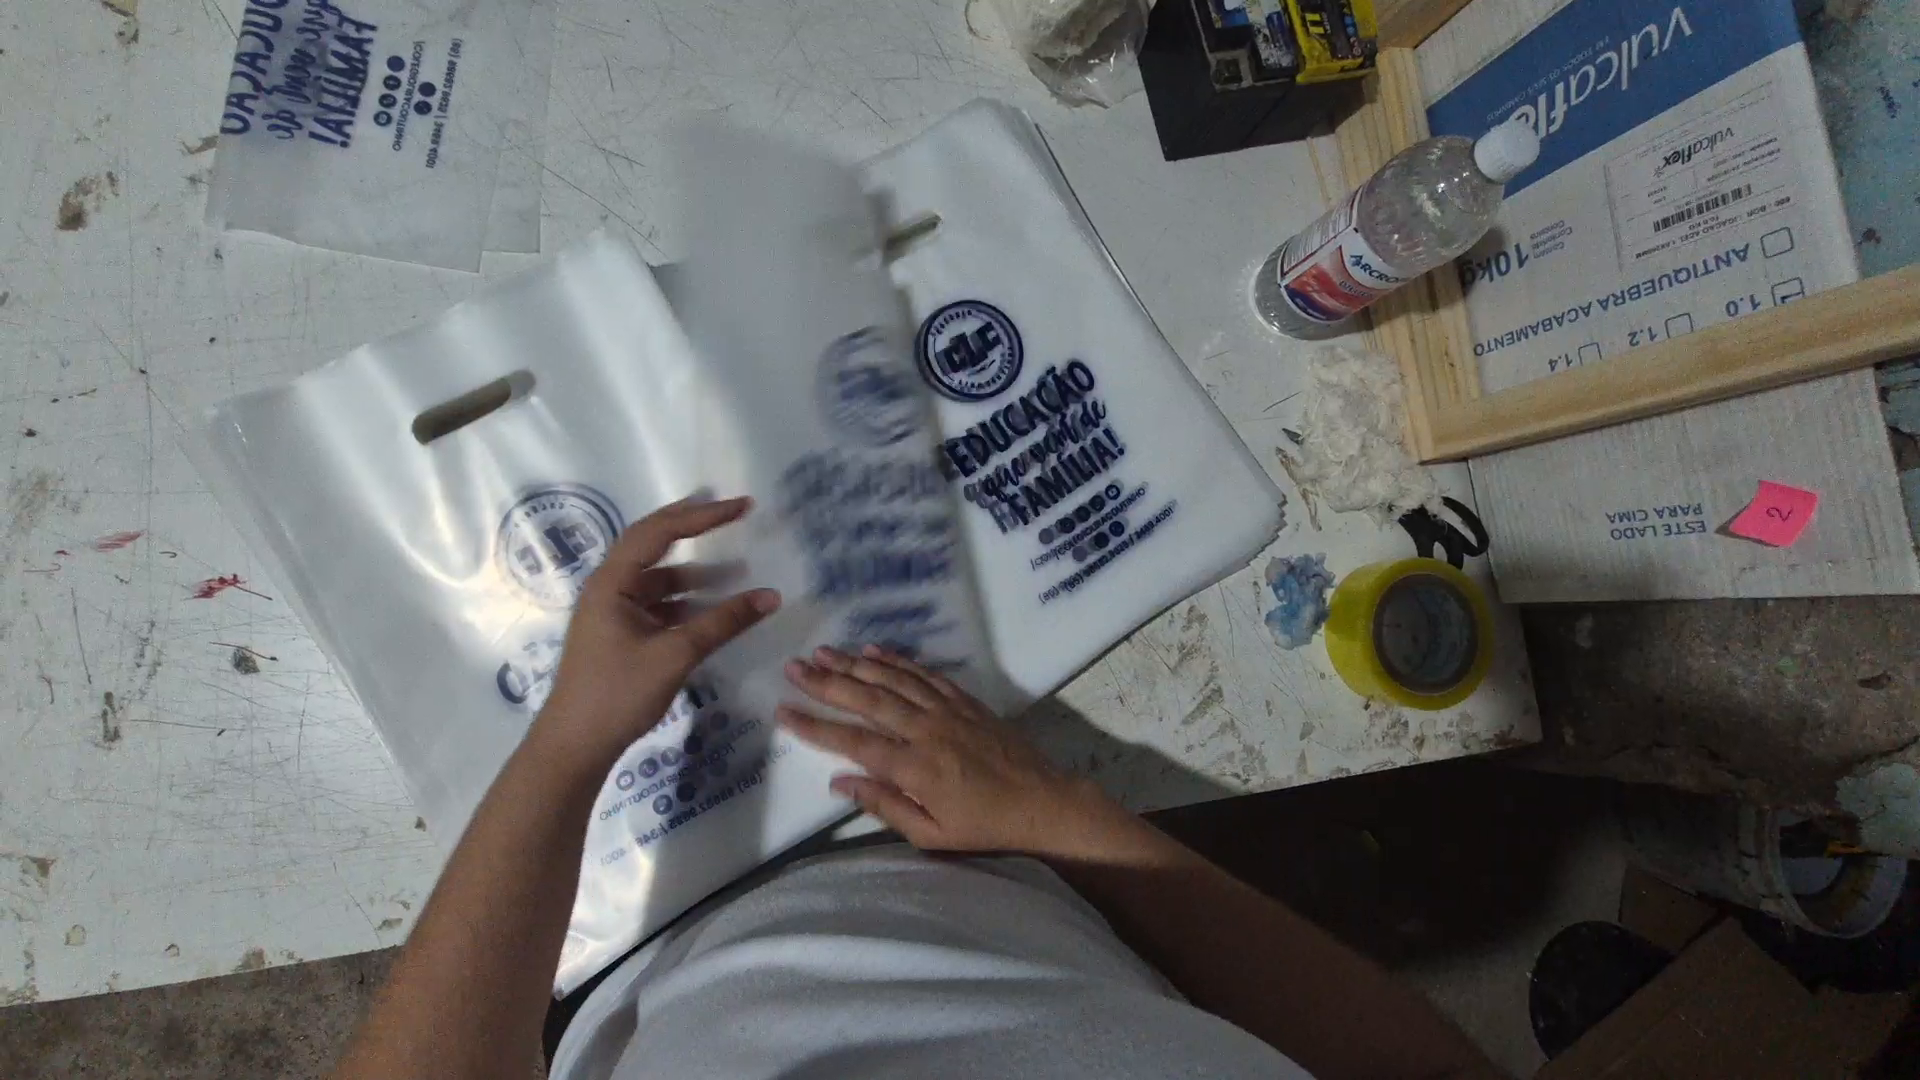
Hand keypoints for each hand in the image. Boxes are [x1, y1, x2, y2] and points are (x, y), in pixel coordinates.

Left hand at [536, 497, 779, 767]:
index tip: (742, 507)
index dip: (703, 516)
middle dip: (695, 529)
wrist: (574, 746)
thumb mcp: (676, 654)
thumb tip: (771, 596)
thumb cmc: (618, 693)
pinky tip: (714, 611)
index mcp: (612, 582)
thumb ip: (724, 622)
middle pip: (654, 544)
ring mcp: (613, 611)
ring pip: (660, 578)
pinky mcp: (621, 633)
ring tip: (737, 570)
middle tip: (734, 514)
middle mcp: (609, 588)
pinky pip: (660, 604)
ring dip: (696, 572)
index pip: (659, 531)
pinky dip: (688, 601)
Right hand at [778, 645, 1137, 857]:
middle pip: (868, 700)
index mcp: (914, 768)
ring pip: (894, 680)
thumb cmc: (983, 827)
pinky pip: (925, 674)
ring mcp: (946, 710)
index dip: (815, 725)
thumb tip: (839, 781)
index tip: (783, 710)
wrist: (1041, 802)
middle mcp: (926, 731)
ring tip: (824, 651)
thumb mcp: (931, 835)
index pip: (853, 742)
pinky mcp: (964, 700)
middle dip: (828, 682)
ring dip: (856, 664)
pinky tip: (875, 650)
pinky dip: (899, 660)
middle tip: (795, 666)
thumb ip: (884, 805)